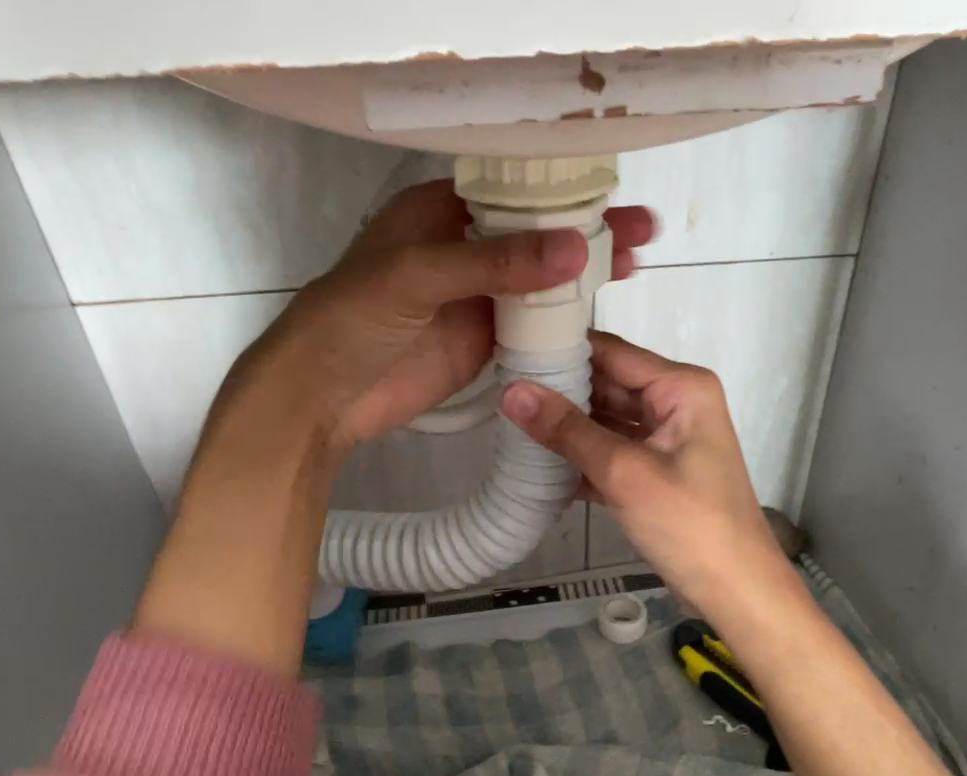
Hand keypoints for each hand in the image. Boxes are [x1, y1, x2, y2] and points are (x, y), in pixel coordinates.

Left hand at [234, 179, 656, 449]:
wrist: (323, 394)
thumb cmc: (354, 316)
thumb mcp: (418, 275)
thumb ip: (494, 262)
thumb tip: (576, 248)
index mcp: (440, 212)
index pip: (512, 191)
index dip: (563, 192)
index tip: (613, 195)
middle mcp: (463, 249)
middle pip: (535, 235)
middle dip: (586, 231)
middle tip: (642, 233)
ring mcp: (476, 299)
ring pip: (539, 281)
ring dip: (583, 274)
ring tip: (634, 265)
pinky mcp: (483, 343)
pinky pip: (532, 325)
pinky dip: (565, 320)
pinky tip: (601, 311)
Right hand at [498, 332, 797, 615]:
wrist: (736, 590)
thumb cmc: (689, 524)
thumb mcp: (625, 473)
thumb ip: (568, 431)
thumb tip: (512, 392)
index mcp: (681, 387)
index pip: (611, 352)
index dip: (561, 349)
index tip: (508, 351)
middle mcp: (676, 403)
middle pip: (607, 383)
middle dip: (559, 389)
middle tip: (499, 388)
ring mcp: (667, 440)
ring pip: (606, 419)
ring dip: (566, 426)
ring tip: (508, 421)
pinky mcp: (657, 473)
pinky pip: (612, 452)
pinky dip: (581, 457)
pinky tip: (537, 463)